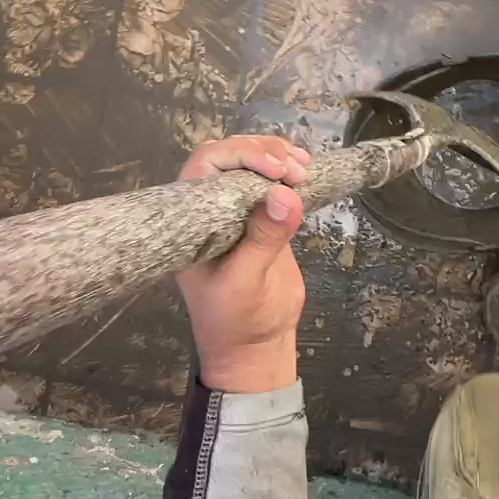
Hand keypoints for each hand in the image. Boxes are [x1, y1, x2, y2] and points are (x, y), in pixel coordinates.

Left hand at [175, 135, 311, 393]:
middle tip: (296, 169)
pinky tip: (307, 171)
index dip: (238, 156)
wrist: (258, 345)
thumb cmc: (238, 320)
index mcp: (191, 220)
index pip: (205, 166)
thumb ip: (263, 238)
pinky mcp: (261, 215)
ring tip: (304, 169)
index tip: (273, 170)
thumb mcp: (247, 282)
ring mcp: (236, 209)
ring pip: (252, 162)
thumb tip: (286, 195)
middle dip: (263, 153)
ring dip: (279, 157)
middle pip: (230, 156)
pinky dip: (289, 170)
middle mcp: (209, 208)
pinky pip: (271, 180)